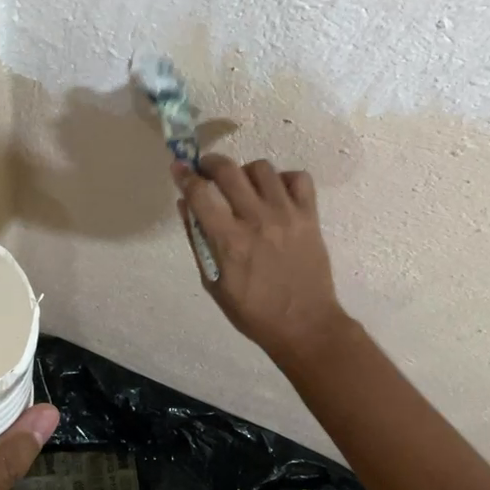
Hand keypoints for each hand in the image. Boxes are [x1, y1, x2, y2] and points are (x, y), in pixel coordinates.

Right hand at [174, 156, 352, 363]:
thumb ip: (198, 240)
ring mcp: (287, 216)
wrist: (306, 326)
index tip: (179, 168)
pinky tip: (276, 194)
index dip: (184, 175)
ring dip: (246, 172)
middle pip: (228, 170)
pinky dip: (284, 180)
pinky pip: (299, 179)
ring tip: (244, 186)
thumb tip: (185, 204)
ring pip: (262, 169)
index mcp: (230, 241)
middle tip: (206, 170)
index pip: (200, 193)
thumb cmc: (253, 312)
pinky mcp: (310, 217)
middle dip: (210, 163)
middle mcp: (257, 221)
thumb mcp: (214, 283)